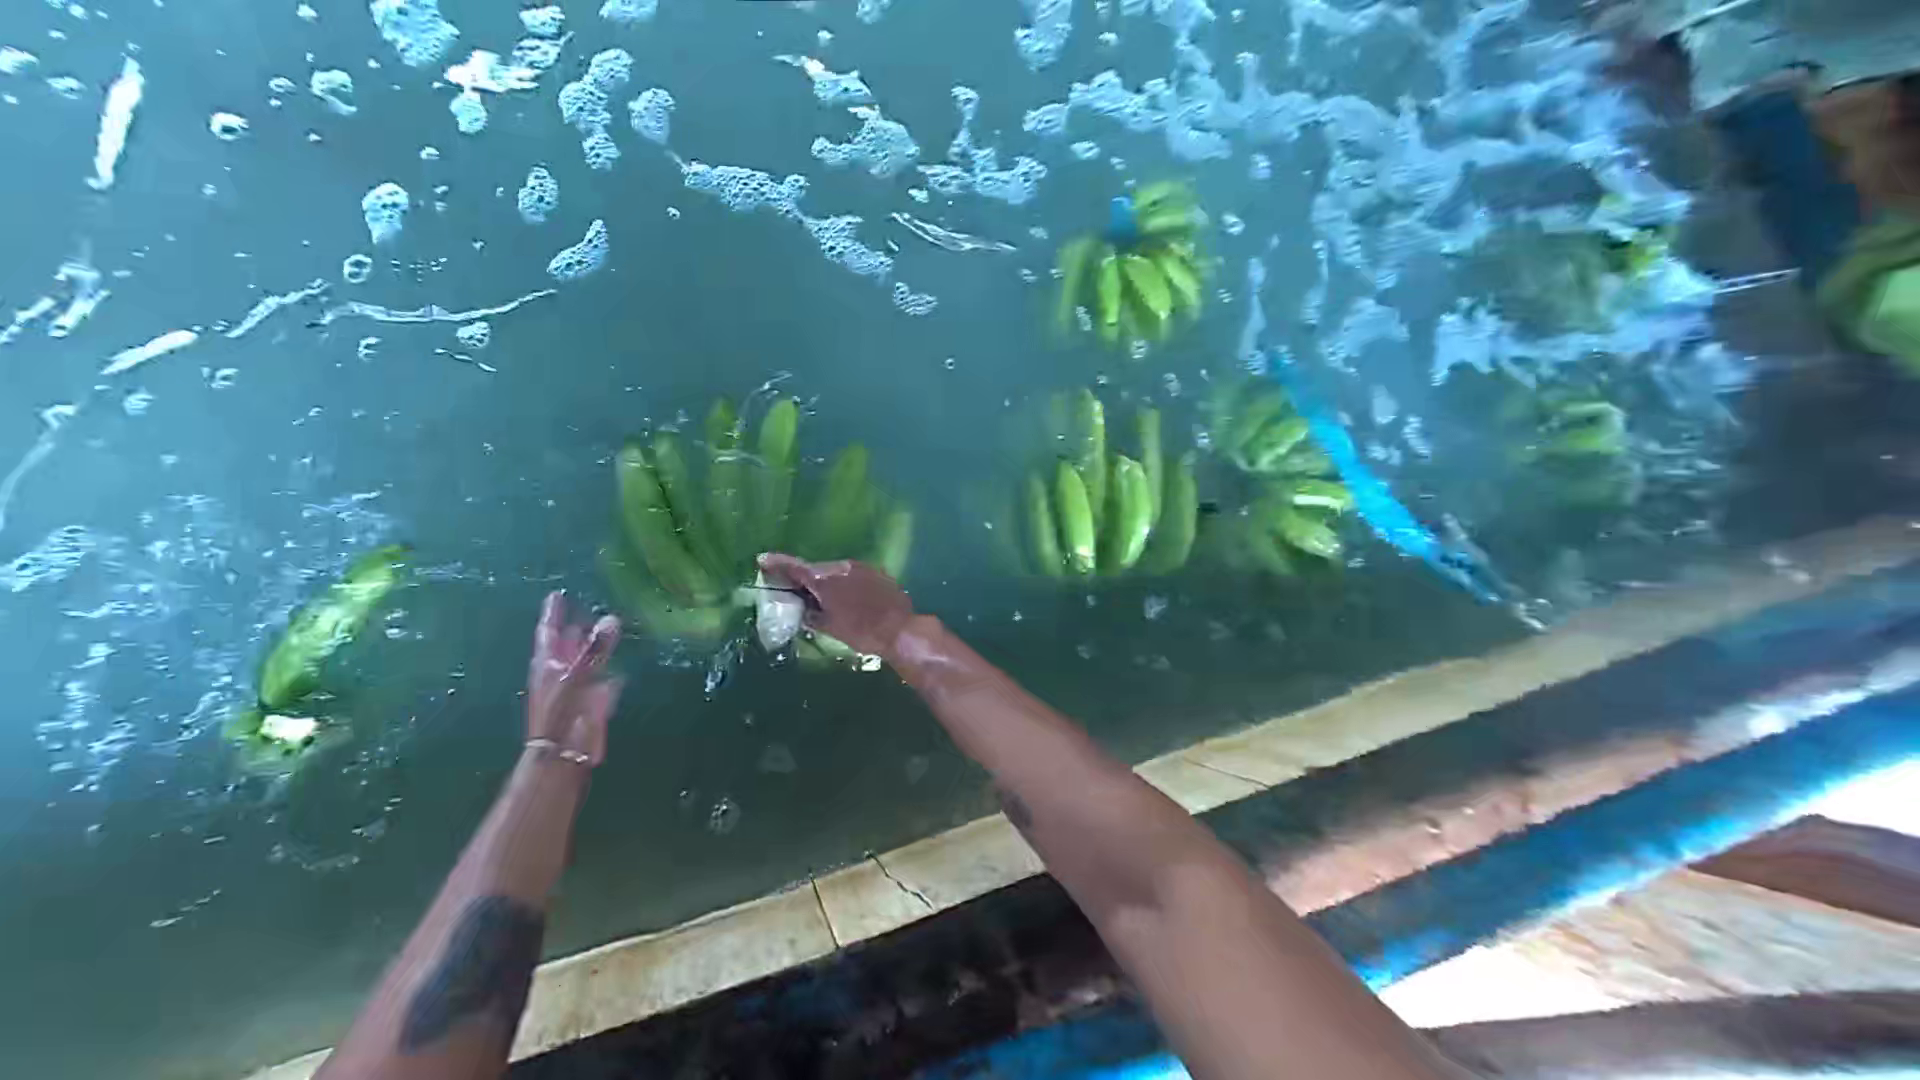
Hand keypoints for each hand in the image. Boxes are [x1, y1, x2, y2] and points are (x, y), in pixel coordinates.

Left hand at [526, 591, 622, 765]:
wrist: (563, 753)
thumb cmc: (562, 713)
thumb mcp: (577, 676)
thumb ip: (595, 648)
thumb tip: (611, 618)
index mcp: (547, 664)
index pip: (550, 631)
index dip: (553, 614)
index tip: (556, 595)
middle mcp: (557, 674)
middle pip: (563, 647)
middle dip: (572, 631)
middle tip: (579, 612)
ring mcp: (571, 690)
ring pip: (580, 664)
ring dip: (589, 651)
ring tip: (600, 635)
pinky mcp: (587, 705)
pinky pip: (597, 684)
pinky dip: (605, 675)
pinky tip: (617, 673)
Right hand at [759, 554, 916, 658]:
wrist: (900, 629)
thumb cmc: (860, 631)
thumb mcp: (829, 627)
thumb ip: (811, 615)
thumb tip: (803, 609)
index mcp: (825, 579)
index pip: (794, 567)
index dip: (777, 563)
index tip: (763, 559)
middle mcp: (841, 566)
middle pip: (815, 570)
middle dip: (804, 578)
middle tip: (797, 591)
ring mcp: (861, 567)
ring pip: (836, 571)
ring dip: (828, 581)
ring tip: (826, 599)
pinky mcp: (878, 572)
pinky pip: (853, 575)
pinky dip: (846, 583)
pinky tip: (850, 598)